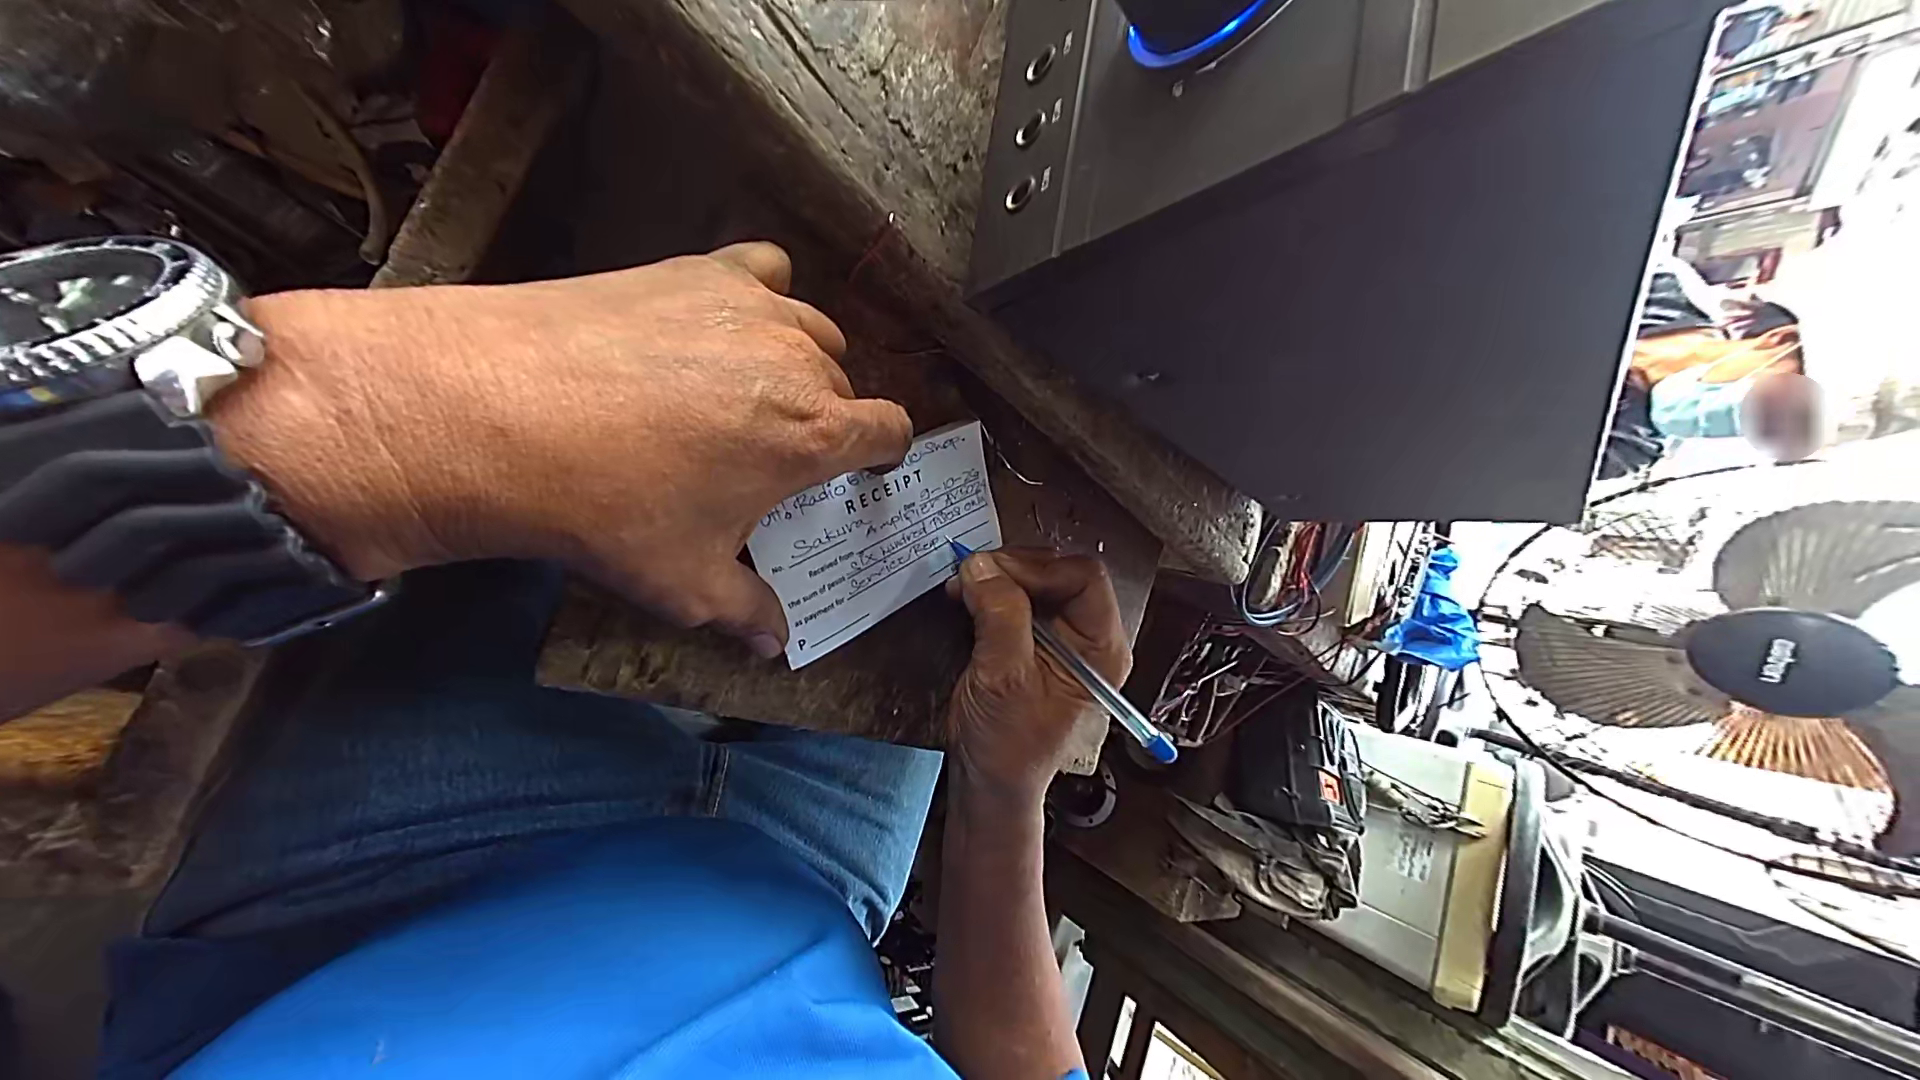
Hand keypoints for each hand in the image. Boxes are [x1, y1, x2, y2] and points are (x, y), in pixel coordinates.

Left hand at [211, 242, 910, 657]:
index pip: (892, 429)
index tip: (857, 470)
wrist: (487, 414)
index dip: (884, 453)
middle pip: (846, 382)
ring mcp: (750, 306)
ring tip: (754, 387)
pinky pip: (762, 271)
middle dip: (829, 415)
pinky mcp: (697, 268)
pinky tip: (726, 321)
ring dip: (802, 360)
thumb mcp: (687, 581)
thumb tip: (775, 646)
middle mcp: (800, 359)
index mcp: (814, 433)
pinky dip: (762, 295)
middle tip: (778, 446)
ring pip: (812, 329)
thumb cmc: (609, 508)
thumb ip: (748, 611)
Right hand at [945, 549, 1130, 802]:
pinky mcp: (1033, 638)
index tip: (994, 574)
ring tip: (964, 585)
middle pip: (1061, 572)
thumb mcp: (1004, 679)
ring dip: (999, 576)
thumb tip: (980, 565)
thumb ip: (999, 617)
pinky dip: (991, 589)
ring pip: (1037, 580)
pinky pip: (1017, 597)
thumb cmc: (1007, 744)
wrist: (989, 781)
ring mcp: (1060, 635)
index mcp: (1100, 648)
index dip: (1039, 568)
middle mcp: (1087, 635)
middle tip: (972, 573)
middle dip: (1015, 568)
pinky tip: (967, 595)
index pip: (1085, 579)